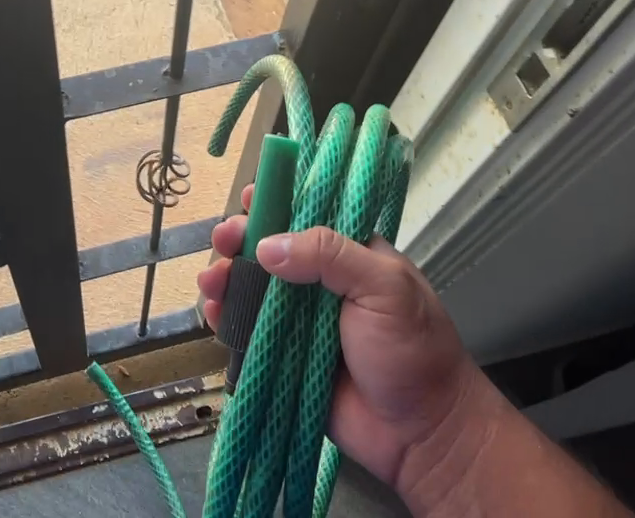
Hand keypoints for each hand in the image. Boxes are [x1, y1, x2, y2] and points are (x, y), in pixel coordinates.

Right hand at [198, 185, 504, 499]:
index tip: (249, 198)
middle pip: (269, 249)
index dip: (275, 203)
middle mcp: (320, 281)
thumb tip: (267, 247)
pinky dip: (225, 318)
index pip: (306, 215)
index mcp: (349, 253)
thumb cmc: (415, 352)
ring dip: (226, 277)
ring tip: (211, 280)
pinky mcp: (284, 355)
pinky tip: (213, 312)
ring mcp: (299, 319)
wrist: (423, 436)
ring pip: (251, 288)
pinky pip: (247, 330)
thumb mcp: (383, 288)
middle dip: (240, 239)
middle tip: (224, 240)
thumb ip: (330, 255)